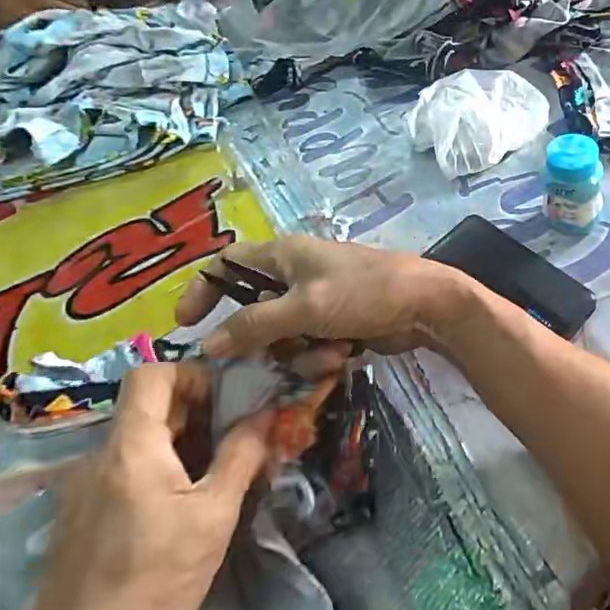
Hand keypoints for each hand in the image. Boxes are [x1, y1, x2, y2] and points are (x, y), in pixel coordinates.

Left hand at [0, 363, 272, 609]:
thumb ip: (241, 455)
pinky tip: (180, 506)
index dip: (192, 373)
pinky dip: (156, 469)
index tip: (226, 399)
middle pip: (146, 406)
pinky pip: (122, 470)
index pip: (152, 372)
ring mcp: (81, 488)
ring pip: (135, 440)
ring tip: (214, 473)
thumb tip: (266, 412)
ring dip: (178, 442)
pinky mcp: (78, 518)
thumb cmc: (156, 582)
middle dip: (195, 411)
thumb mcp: (214, 516)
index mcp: (129, 445)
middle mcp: (97, 456)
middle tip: (233, 437)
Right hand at [175, 237, 469, 368]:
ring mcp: (317, 300)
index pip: (226, 263)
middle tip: (275, 355)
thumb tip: (208, 344)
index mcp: (283, 254)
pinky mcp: (335, 323)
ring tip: (330, 352)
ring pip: (282, 336)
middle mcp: (295, 274)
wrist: (424, 305)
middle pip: (254, 311)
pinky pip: (309, 345)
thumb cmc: (363, 293)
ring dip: (300, 352)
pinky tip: (345, 354)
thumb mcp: (305, 307)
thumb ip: (254, 325)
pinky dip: (320, 354)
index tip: (185, 325)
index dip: (202, 289)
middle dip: (265, 340)